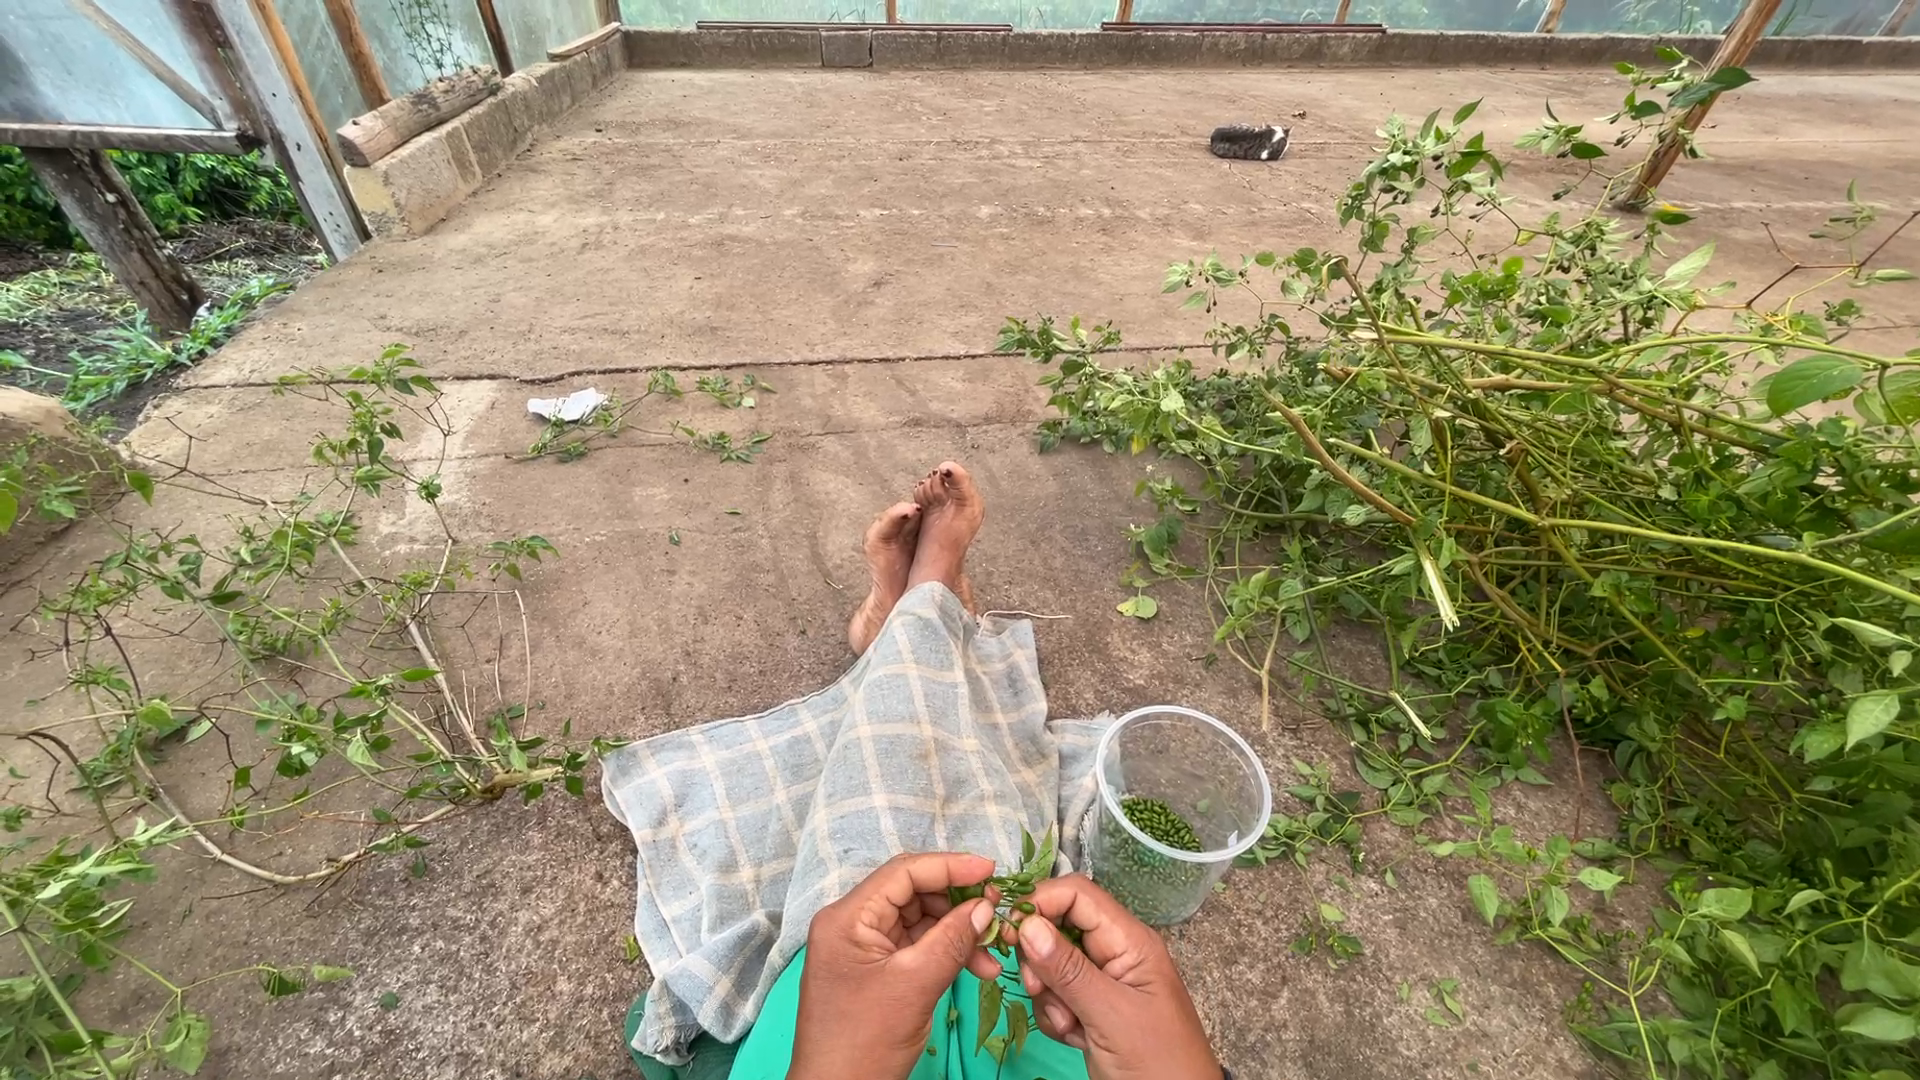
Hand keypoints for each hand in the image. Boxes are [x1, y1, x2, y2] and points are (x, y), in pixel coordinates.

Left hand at [789, 853, 1005, 1079]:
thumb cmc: (865, 1042)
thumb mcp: (914, 986)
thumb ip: (952, 940)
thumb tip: (986, 906)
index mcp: (847, 916)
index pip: (904, 872)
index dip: (949, 866)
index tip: (990, 870)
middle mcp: (852, 922)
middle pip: (912, 892)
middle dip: (957, 902)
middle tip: (996, 911)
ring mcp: (863, 946)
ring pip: (919, 919)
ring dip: (957, 931)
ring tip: (992, 949)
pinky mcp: (876, 969)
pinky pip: (916, 945)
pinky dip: (946, 951)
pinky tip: (977, 965)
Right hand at [1014, 875, 1218, 1079]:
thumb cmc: (1157, 1065)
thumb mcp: (1112, 1017)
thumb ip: (1068, 970)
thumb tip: (1026, 923)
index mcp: (1129, 940)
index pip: (1079, 895)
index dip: (1043, 901)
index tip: (1012, 930)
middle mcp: (1114, 953)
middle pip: (1060, 926)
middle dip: (1041, 957)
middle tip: (1037, 988)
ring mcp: (1102, 983)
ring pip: (1052, 964)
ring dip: (1049, 995)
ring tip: (1068, 1026)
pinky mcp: (1091, 1011)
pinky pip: (1056, 996)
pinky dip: (1055, 1017)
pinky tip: (1073, 1039)